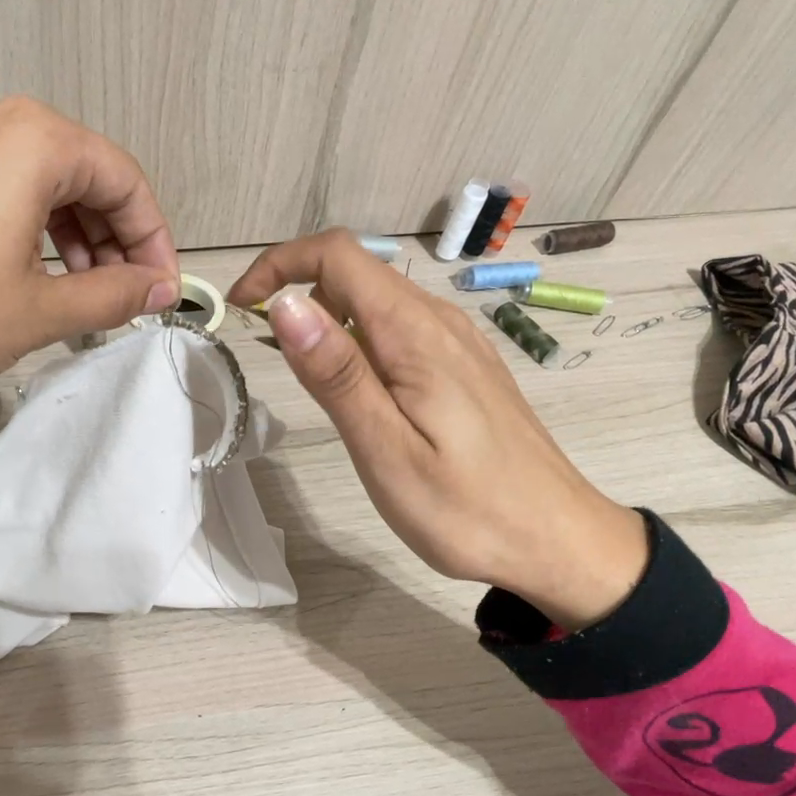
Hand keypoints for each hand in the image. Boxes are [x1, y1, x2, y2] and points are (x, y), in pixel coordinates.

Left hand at [0, 97, 179, 451]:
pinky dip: (25, 235)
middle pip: (82, 176)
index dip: (154, 242)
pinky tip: (24, 283)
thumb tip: (159, 290)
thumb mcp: (39, 311)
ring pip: (36, 186)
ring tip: (76, 300)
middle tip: (121, 303)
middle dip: (112, 242)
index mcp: (34, 139)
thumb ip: (112, 296)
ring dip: (70, 242)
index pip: (124, 180)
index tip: (161, 295)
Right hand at [229, 229, 647, 629]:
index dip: (279, 266)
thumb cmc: (465, 509)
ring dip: (327, 321)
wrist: (555, 540)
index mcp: (414, 334)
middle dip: (296, 292)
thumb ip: (336, 374)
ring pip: (377, 301)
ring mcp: (456, 342)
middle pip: (355, 272)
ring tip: (306, 383)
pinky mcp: (463, 368)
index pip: (337, 255)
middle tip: (263, 356)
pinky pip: (400, 330)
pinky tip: (359, 395)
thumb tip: (287, 305)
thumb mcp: (385, 449)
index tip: (240, 308)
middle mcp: (438, 322)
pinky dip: (359, 342)